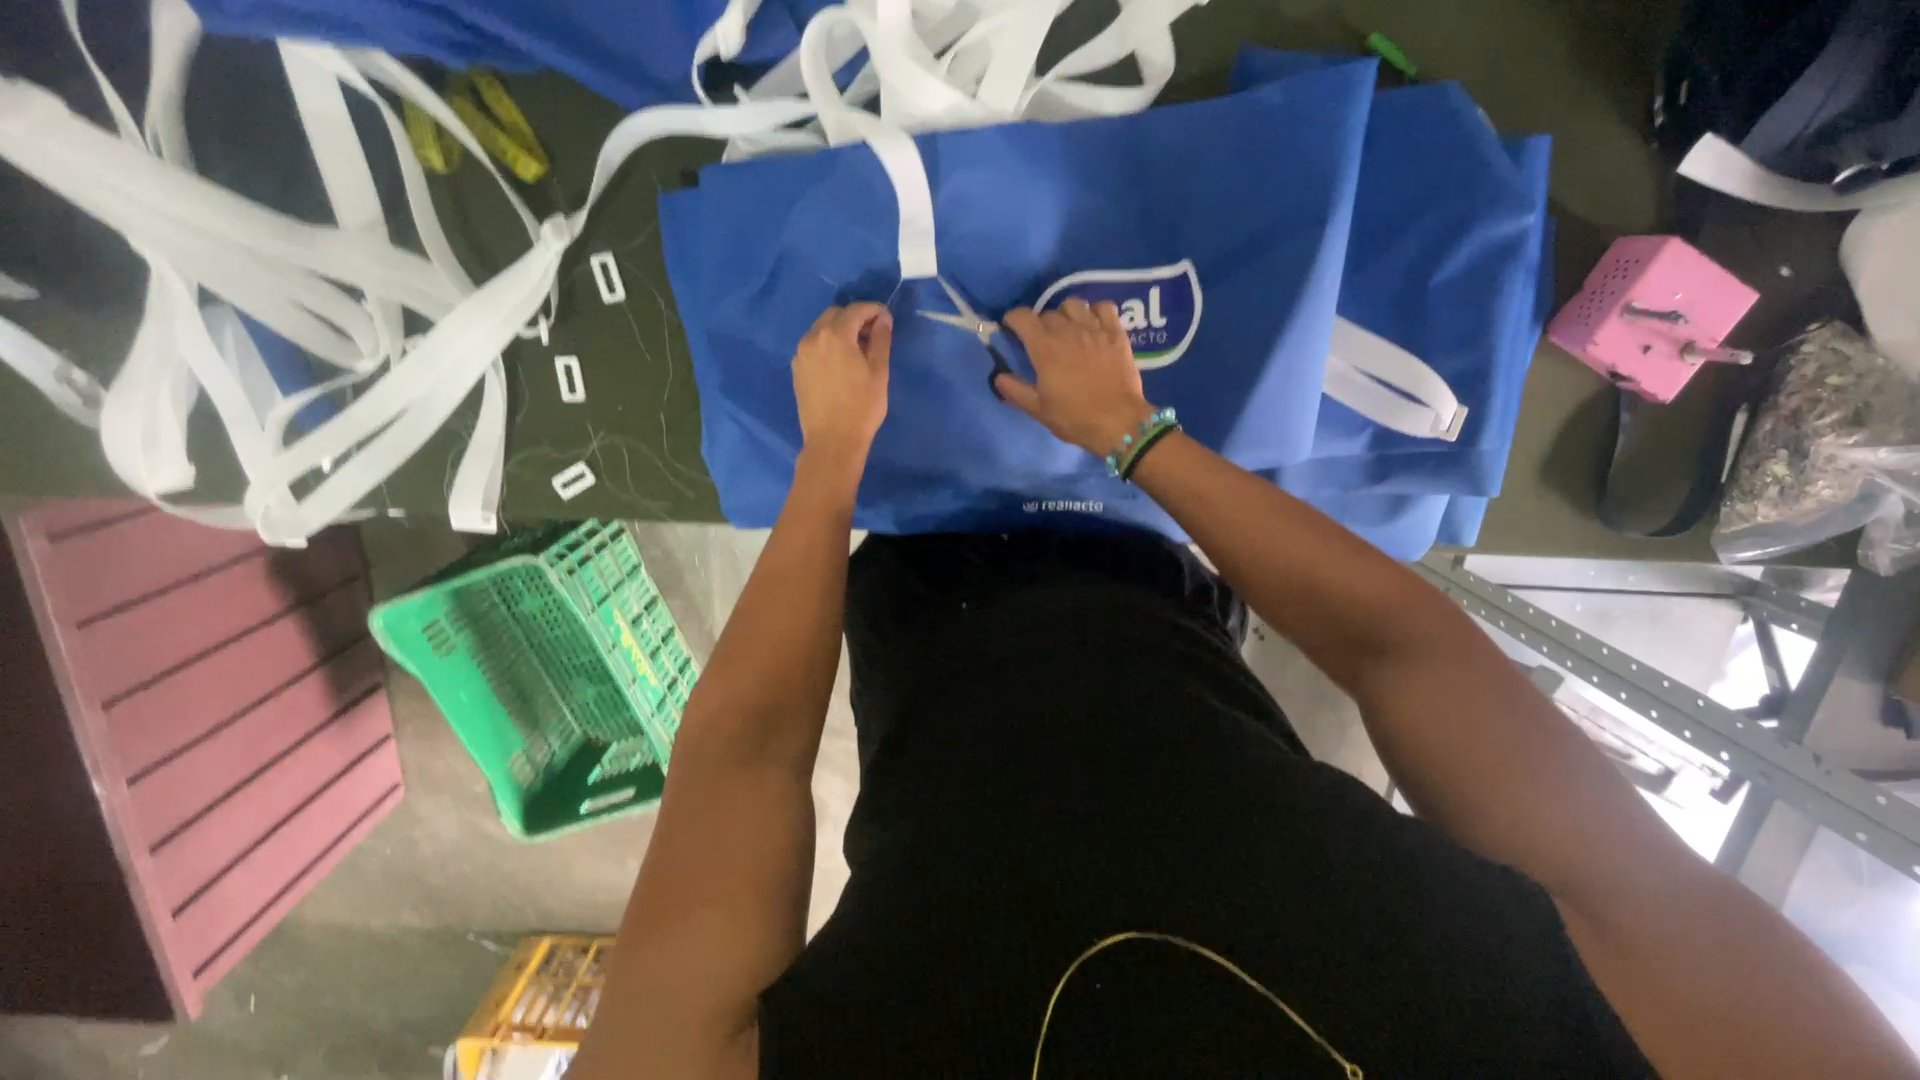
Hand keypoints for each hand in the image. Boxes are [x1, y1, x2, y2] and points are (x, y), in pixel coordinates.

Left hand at [793, 303, 891, 465]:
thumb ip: (880, 340)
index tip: (887, 319)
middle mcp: (813, 337)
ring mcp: (801, 353)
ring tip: (857, 350)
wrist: (832, 441)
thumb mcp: (879, 373)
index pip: (856, 310)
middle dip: (855, 318)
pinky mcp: (797, 368)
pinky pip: (813, 345)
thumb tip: (883, 319)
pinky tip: (840, 363)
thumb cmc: (862, 408)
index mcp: (835, 335)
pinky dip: (827, 344)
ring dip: (840, 330)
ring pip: (821, 328)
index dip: (874, 310)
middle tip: (873, 335)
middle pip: (835, 314)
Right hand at [995, 298, 1156, 455]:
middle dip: (1040, 323)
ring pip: (1074, 304)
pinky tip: (1094, 325)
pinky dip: (1096, 312)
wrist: (1118, 422)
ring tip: (1068, 328)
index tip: (1011, 329)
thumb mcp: (1038, 410)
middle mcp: (1068, 330)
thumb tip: (998, 377)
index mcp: (1045, 348)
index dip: (1013, 319)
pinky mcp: (1116, 333)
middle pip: (1047, 313)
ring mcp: (1095, 329)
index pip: (1022, 317)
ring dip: (1066, 313)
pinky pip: (1104, 307)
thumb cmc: (1074, 418)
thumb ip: (1015, 390)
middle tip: (1042, 341)